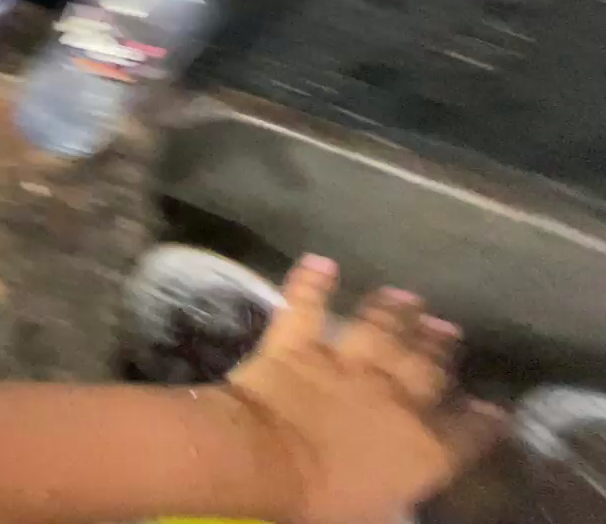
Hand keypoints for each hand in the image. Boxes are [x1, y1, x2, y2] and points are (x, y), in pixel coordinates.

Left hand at [220, 255, 510, 523]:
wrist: (267, 458)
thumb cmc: (321, 498)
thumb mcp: (378, 512)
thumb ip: (393, 490)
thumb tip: (391, 490)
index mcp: (423, 451)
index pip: (465, 435)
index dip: (480, 420)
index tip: (491, 406)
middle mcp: (392, 402)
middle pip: (423, 370)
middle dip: (436, 348)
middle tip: (445, 326)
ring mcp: (342, 367)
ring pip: (374, 332)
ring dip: (390, 312)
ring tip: (403, 295)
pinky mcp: (293, 345)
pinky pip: (303, 306)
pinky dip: (310, 281)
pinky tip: (319, 261)